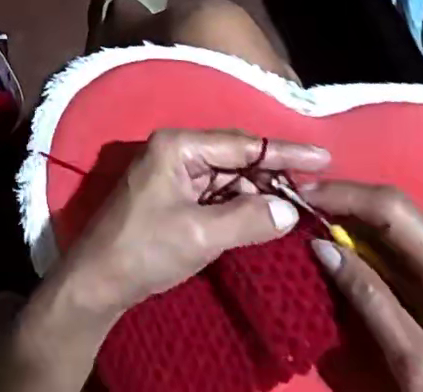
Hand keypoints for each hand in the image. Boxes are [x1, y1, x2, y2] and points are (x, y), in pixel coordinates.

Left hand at [61, 130, 329, 317]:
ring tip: (300, 202)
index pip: (241, 144)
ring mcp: (173, 172)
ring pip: (227, 175)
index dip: (283, 152)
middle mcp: (175, 150)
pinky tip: (267, 213)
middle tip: (318, 187)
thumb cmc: (146, 248)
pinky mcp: (173, 194)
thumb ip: (248, 218)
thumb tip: (288, 208)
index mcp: (178, 146)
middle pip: (235, 156)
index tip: (324, 156)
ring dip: (259, 190)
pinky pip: (215, 191)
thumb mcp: (201, 234)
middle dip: (273, 172)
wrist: (99, 277)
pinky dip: (241, 202)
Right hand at [307, 181, 422, 391]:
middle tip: (298, 218)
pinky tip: (352, 262)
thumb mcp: (422, 375)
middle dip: (344, 208)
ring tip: (316, 237)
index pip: (397, 208)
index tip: (298, 197)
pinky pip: (412, 251)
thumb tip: (321, 244)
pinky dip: (375, 247)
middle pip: (398, 213)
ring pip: (402, 229)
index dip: (344, 193)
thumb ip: (373, 306)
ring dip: (356, 227)